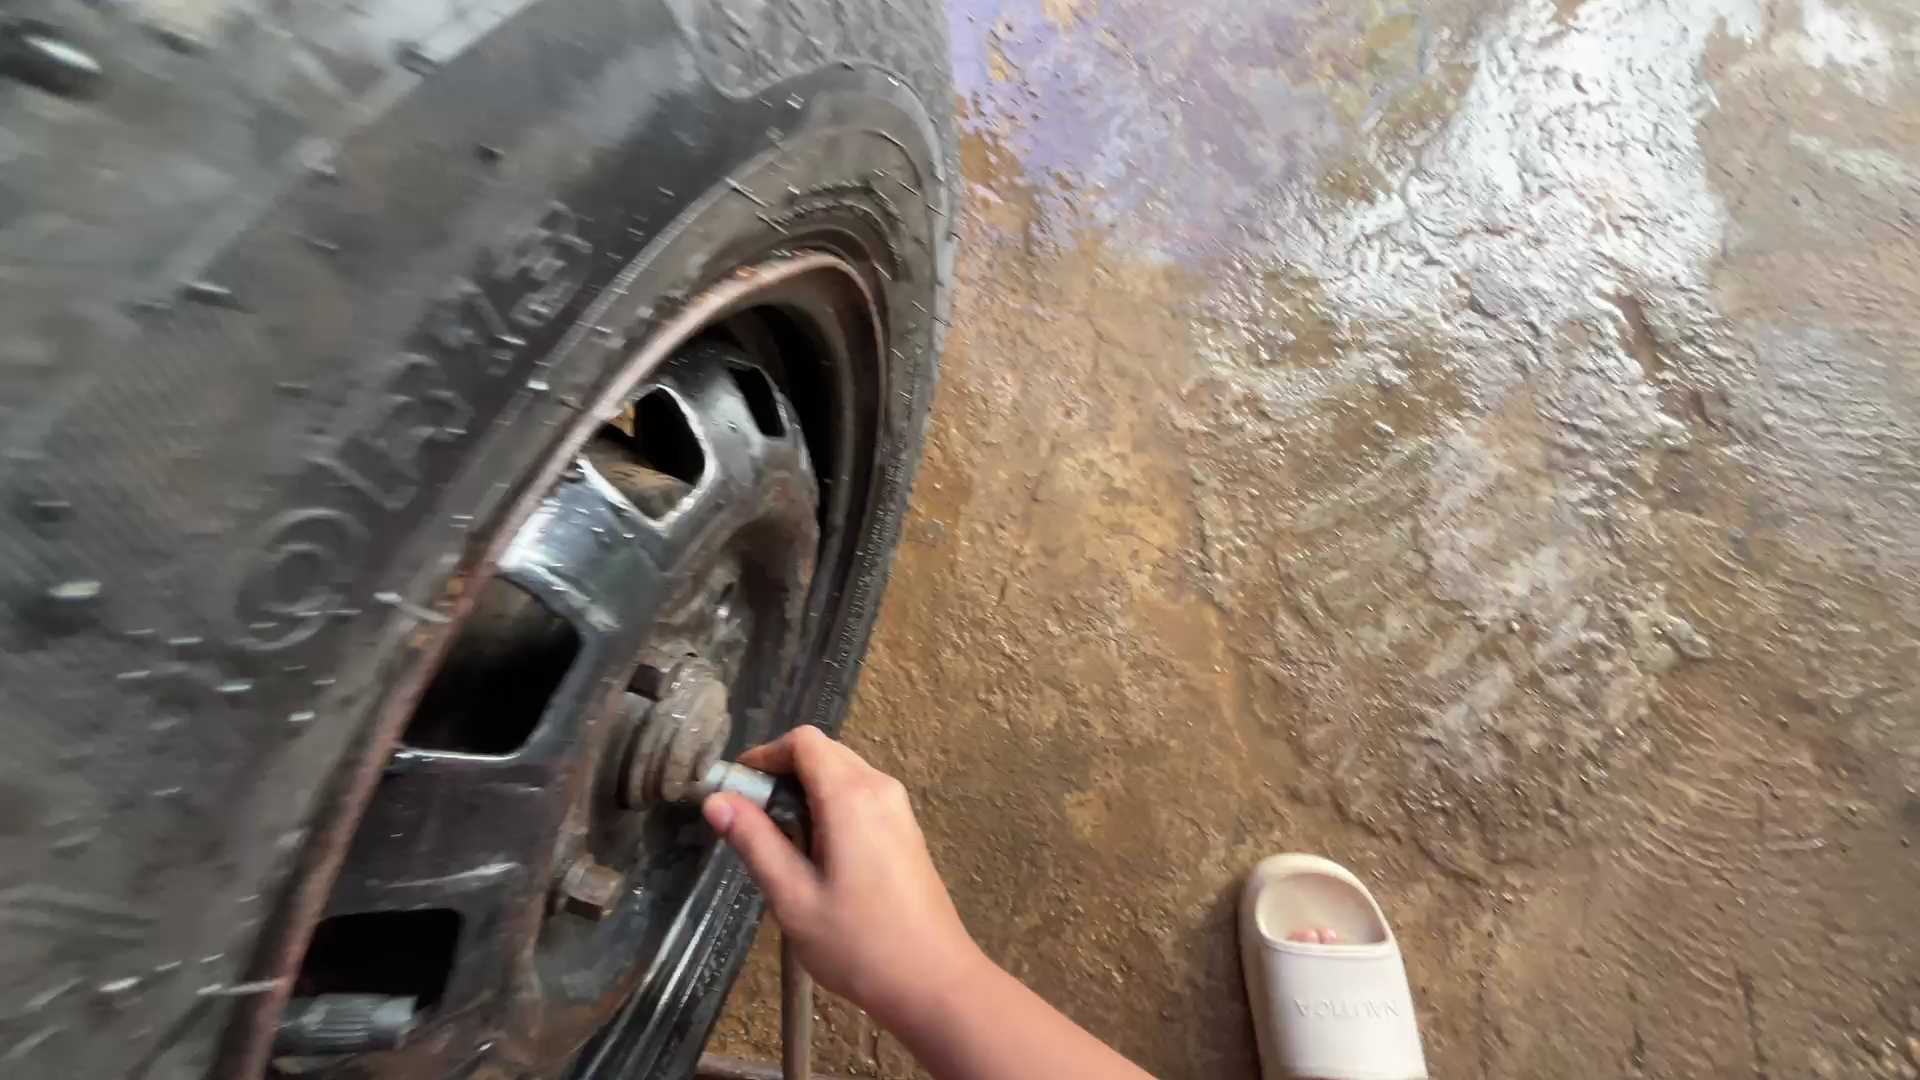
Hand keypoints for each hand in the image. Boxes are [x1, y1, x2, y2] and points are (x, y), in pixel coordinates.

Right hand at [702, 726, 986, 1025]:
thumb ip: (755, 842)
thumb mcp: (793, 897)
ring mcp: (897, 804)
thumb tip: (716, 799)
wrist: (931, 978)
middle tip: (751, 817)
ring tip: (780, 838)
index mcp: (851, 795)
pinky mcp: (904, 823)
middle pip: (823, 751)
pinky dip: (830, 801)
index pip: (804, 741)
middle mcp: (879, 786)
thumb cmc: (857, 942)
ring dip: (806, 787)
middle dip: (783, 772)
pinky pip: (860, 790)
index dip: (765, 754)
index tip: (736, 787)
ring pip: (842, 769)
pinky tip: (817, 848)